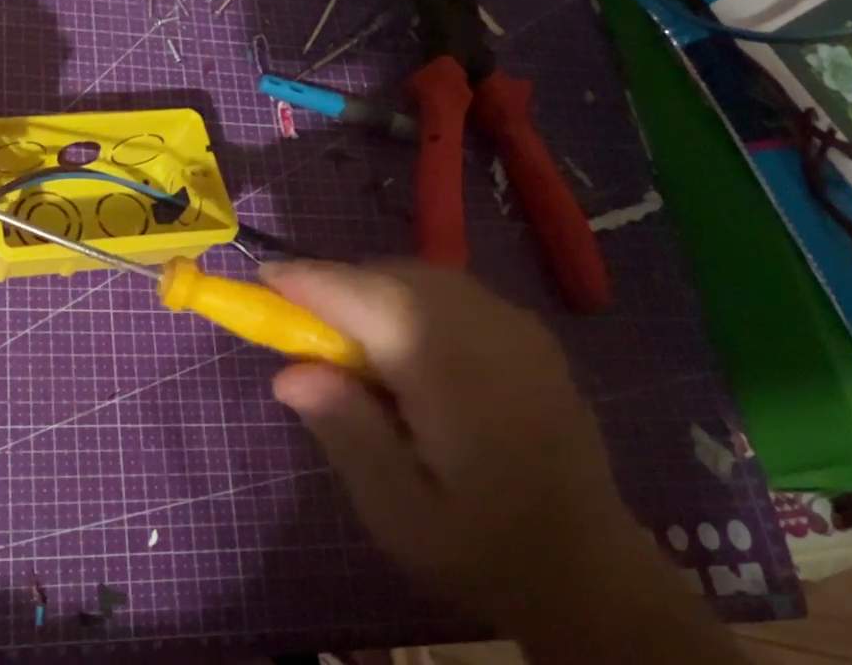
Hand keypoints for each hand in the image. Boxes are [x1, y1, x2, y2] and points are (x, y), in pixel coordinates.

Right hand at [264, 260, 639, 629]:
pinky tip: (400, 347)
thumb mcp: (398, 512)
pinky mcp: (527, 336)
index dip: (310, 282)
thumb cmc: (482, 548)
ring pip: (421, 277)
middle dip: (337, 287)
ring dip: (370, 291)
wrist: (591, 574)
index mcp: (456, 375)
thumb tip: (289, 373)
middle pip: (393, 277)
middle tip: (300, 331)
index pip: (368, 298)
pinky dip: (407, 298)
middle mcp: (490, 334)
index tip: (260, 280)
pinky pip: (449, 291)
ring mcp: (517, 329)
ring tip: (347, 345)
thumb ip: (346, 433)